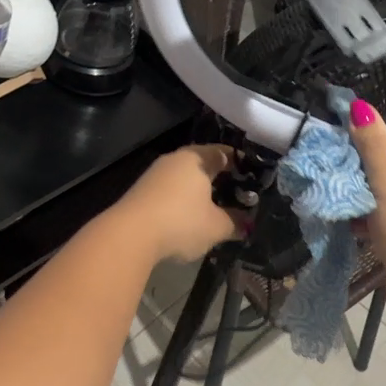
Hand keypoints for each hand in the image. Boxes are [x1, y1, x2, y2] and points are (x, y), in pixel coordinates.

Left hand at [108, 145, 242, 263]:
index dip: (240, 164)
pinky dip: (184, 198)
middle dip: (220, 177)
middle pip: (203, 163)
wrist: (131, 232)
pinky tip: (191, 215)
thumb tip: (247, 224)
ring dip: (201, 189)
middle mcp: (175, 159)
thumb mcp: (216, 226)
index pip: (223, 153)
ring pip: (186, 176)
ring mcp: (156, 173)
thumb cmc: (181, 222)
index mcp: (196, 158)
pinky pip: (172, 188)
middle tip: (239, 194)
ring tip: (218, 207)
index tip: (254, 178)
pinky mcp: (143, 189)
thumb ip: (235, 222)